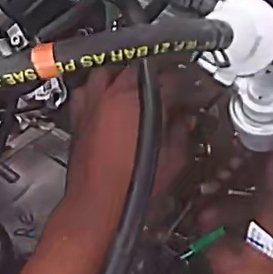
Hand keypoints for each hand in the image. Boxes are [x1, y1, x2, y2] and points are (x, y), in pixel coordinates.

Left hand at [52, 65, 197, 241]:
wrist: (96, 207)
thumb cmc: (128, 188)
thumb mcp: (172, 159)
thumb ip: (182, 132)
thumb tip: (185, 122)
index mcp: (138, 99)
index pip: (171, 78)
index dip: (187, 83)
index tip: (194, 89)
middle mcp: (111, 95)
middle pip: (139, 67)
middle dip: (158, 73)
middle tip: (170, 85)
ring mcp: (91, 104)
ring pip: (109, 71)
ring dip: (125, 75)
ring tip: (139, 87)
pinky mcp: (78, 116)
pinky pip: (88, 90)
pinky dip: (101, 90)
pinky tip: (109, 100)